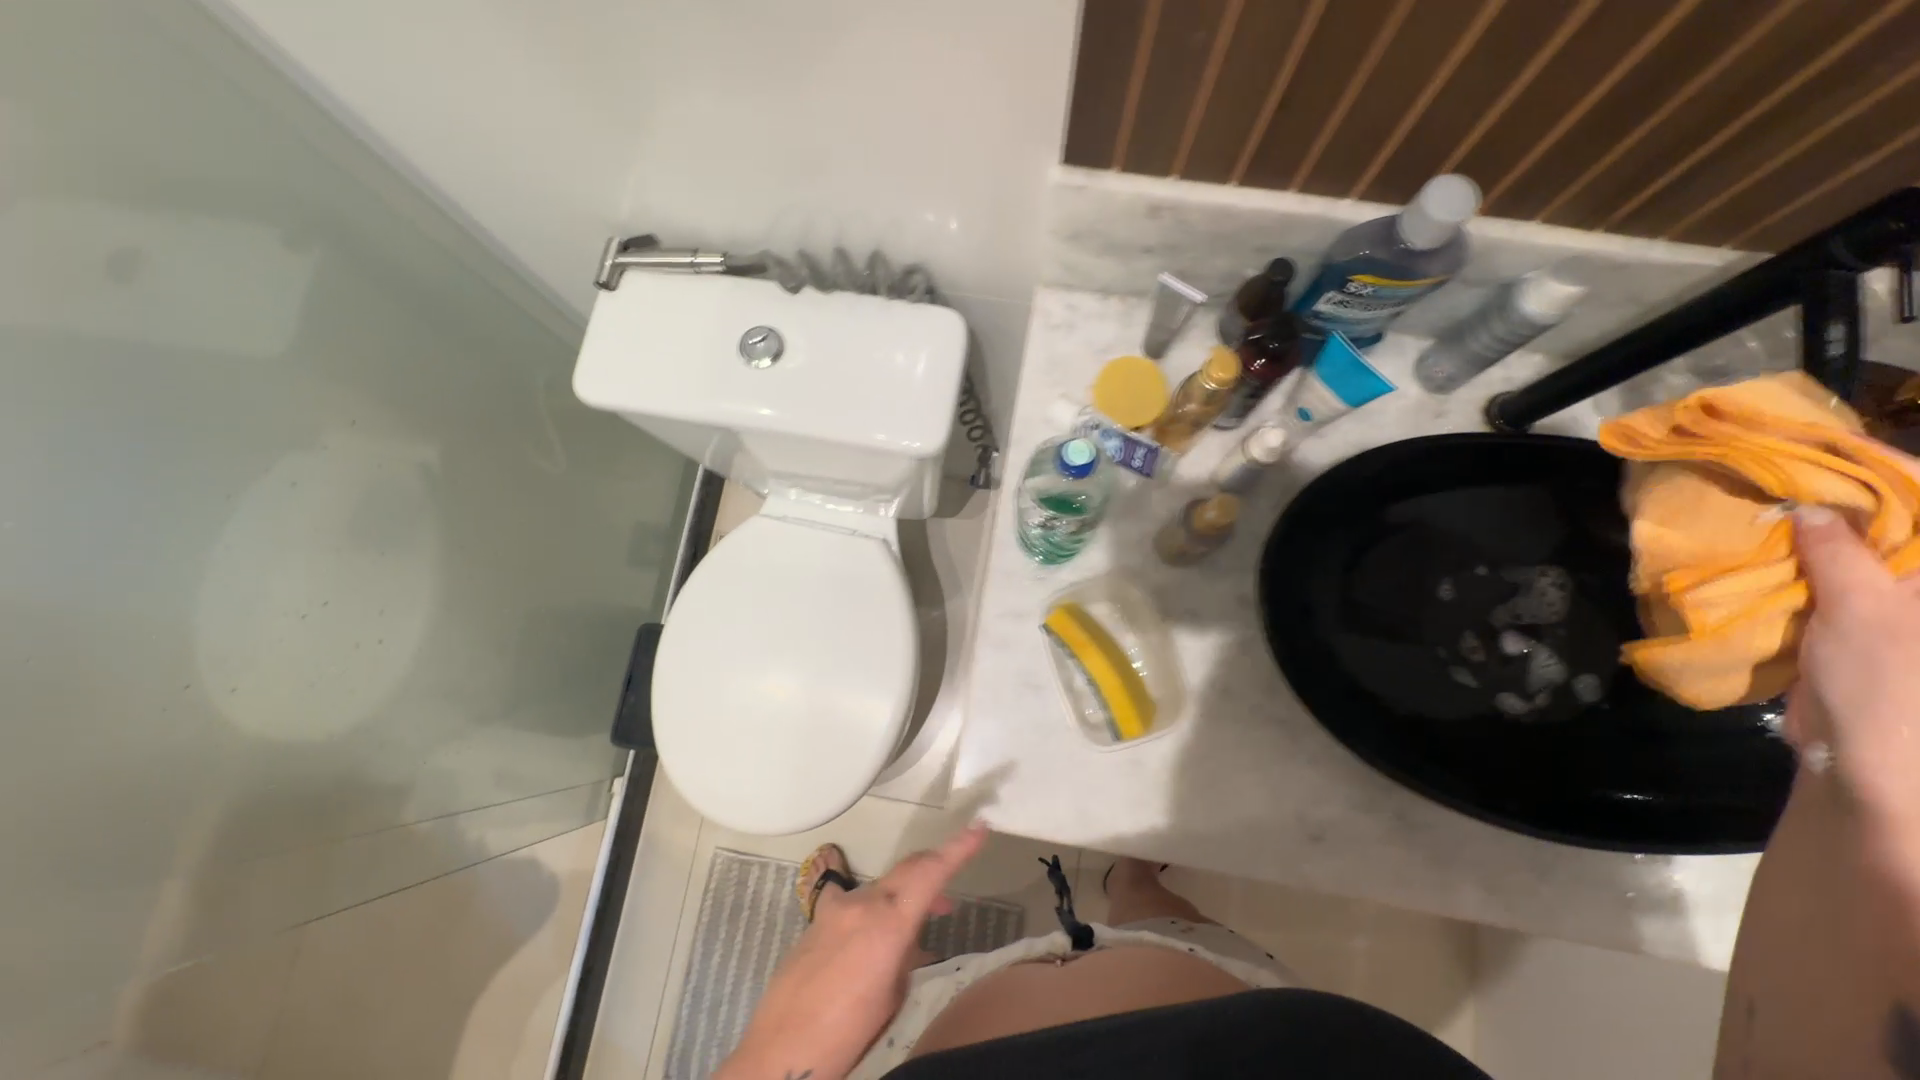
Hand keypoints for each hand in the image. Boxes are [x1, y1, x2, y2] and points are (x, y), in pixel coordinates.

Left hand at [715, 823, 988, 1079]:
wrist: (780, 1054)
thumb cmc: (848, 1033)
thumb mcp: (894, 997)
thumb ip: (905, 955)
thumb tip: (908, 939)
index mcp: (886, 922)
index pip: (930, 872)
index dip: (958, 849)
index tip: (978, 829)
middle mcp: (859, 905)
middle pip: (905, 871)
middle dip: (932, 873)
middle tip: (949, 904)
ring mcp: (833, 911)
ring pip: (879, 889)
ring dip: (901, 900)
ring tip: (914, 933)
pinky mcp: (814, 925)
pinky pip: (853, 905)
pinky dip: (873, 914)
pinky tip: (872, 946)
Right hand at [1788, 506, 1919, 895]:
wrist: (1874, 764)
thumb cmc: (1889, 685)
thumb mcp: (1860, 609)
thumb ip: (1837, 552)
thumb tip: (1808, 507)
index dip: (1886, 470)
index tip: (1824, 450)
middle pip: (1901, 519)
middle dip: (1846, 496)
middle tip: (1787, 474)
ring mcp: (1904, 603)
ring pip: (1866, 546)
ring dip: (1823, 529)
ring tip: (1774, 504)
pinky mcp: (1871, 623)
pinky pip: (1841, 575)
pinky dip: (1810, 560)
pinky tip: (1775, 547)